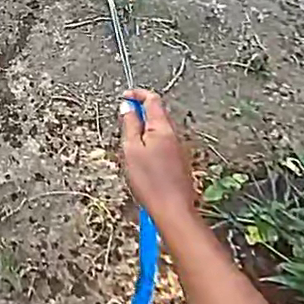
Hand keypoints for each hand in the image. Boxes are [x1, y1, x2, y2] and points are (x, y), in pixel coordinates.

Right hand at [119, 89, 195, 225]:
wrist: (172, 210)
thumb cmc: (150, 181)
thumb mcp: (131, 149)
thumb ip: (130, 124)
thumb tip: (128, 107)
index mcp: (162, 128)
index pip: (152, 99)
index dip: (137, 94)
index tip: (124, 97)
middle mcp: (173, 135)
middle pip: (157, 113)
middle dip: (140, 113)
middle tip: (124, 123)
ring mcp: (178, 148)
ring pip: (160, 129)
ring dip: (145, 129)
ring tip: (131, 146)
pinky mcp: (179, 161)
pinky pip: (163, 143)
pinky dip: (151, 142)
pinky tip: (142, 160)